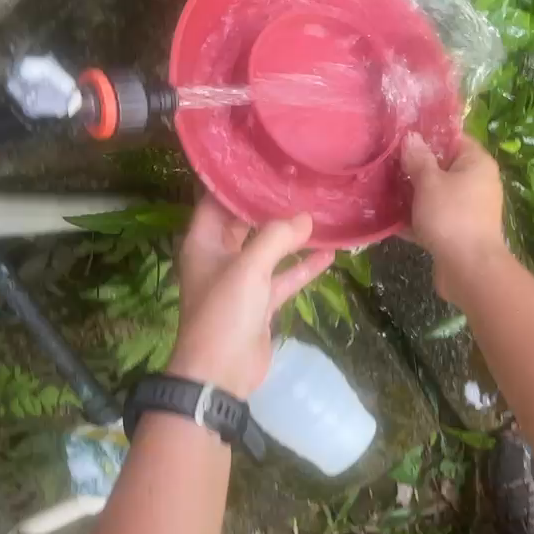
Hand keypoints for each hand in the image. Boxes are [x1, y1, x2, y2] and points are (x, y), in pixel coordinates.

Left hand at [169, 197, 333, 397]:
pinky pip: (283, 278)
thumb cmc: (224, 313)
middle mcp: (220, 257)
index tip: (268, 161)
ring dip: (292, 237)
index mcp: (204, 242)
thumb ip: (277, 238)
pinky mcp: (260, 303)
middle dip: (271, 206)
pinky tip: (329, 253)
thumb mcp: (249, 268)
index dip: (238, 181)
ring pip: (269, 251)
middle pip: (246, 223)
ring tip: (320, 212)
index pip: (217, 200)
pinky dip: (302, 268)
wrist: (220, 373)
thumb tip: (306, 218)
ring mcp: (241, 281)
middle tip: (302, 182)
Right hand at [401, 134, 510, 305]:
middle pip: (442, 168)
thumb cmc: (451, 216)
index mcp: (476, 164)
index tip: (401, 134)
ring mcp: (467, 210)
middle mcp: (476, 184)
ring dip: (411, 194)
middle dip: (414, 167)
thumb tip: (411, 137)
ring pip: (435, 195)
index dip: (428, 135)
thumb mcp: (430, 182)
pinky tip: (387, 219)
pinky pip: (432, 219)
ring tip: (381, 188)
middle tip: (385, 162)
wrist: (469, 269)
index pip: (454, 138)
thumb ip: (418, 159)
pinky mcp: (456, 233)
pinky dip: (414, 219)